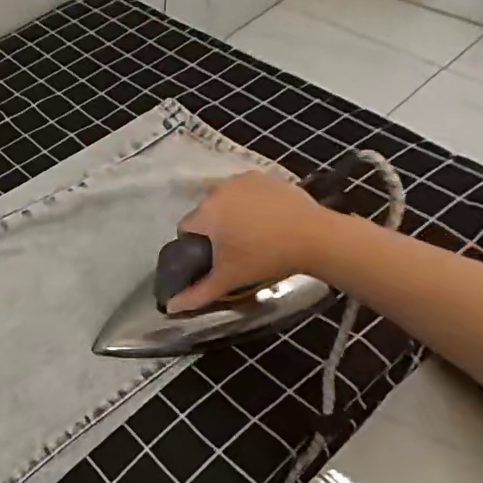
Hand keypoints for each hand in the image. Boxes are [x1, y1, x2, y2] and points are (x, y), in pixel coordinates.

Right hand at [167, 171, 333, 311]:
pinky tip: (267, 217)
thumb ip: (197, 294)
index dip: (195, 245)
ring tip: (253, 232)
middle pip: (205, 212)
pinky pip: (246, 190)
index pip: (185, 228)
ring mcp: (242, 179)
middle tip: (235, 248)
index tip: (213, 257)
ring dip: (231, 212)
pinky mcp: (264, 176)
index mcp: (205, 214)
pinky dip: (251, 201)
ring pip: (226, 199)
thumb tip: (170, 307)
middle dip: (215, 227)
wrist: (312, 236)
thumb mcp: (228, 279)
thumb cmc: (264, 258)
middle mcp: (218, 190)